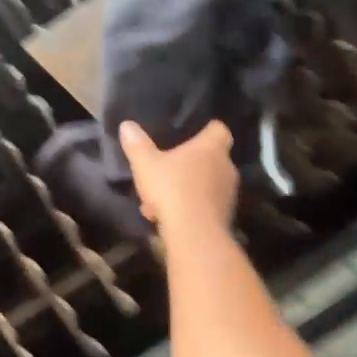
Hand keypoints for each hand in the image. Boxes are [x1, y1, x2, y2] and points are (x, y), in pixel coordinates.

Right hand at [118, 120, 237, 233]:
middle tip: (171, 163)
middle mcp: (226, 166)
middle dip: (193, 160)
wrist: (194, 231)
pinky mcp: (225, 213)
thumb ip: (137, 144)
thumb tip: (127, 124)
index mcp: (211, 148)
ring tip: (165, 193)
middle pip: (213, 156)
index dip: (206, 128)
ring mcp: (228, 191)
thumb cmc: (172, 188)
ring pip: (208, 181)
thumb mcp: (145, 164)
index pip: (219, 128)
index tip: (192, 132)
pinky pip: (206, 202)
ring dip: (190, 184)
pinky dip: (191, 204)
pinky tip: (169, 213)